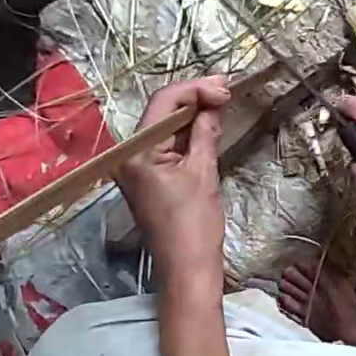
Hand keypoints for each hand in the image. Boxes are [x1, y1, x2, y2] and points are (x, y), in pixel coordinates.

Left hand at [117, 76, 230, 289]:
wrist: (186, 268)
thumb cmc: (194, 225)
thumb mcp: (203, 173)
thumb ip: (205, 134)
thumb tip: (213, 104)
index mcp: (136, 152)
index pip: (163, 103)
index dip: (195, 89)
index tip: (226, 88)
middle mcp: (129, 155)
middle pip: (161, 112)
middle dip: (194, 98)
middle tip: (227, 90)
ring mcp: (136, 167)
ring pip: (165, 127)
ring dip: (192, 114)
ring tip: (221, 103)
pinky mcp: (148, 178)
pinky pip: (166, 145)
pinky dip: (187, 134)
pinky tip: (207, 127)